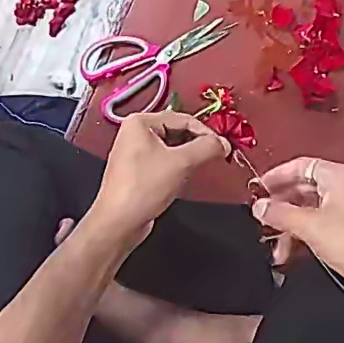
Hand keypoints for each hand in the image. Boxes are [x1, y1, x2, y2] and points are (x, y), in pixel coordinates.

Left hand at [83, 112, 228, 248]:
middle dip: (197, 144)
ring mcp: (135, 152)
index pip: (183, 119)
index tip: (222, 146)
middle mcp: (135, 133)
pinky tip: (184, 178)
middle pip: (177, 131)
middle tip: (215, 156)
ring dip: (189, 156)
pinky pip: (165, 160)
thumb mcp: (181, 163)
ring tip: (200, 167)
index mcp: (140, 122)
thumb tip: (224, 143)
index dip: (206, 132)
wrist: (119, 223)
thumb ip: (207, 148)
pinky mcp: (138, 170)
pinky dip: (178, 166)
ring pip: (172, 147)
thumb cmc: (143, 188)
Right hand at [253, 158, 343, 315]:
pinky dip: (305, 235)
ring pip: (311, 209)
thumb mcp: (310, 226)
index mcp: (339, 176)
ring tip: (275, 247)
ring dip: (291, 226)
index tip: (257, 189)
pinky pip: (322, 225)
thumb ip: (280, 213)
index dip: (277, 176)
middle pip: (305, 188)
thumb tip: (259, 206)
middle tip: (262, 219)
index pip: (301, 165)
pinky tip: (291, 253)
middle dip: (282, 205)